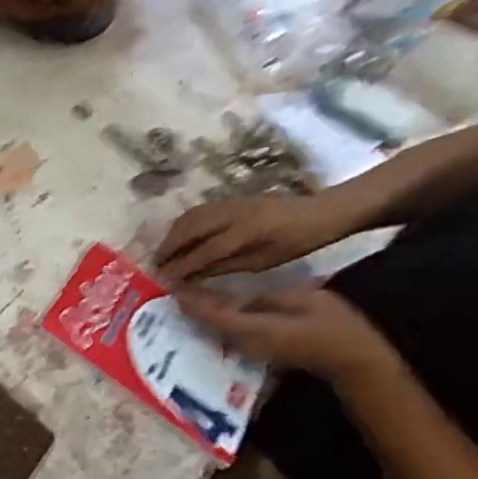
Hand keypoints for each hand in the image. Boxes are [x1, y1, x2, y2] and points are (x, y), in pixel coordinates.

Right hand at [155, 193, 358, 281]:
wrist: (322, 211)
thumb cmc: (297, 243)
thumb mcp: (264, 262)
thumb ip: (225, 266)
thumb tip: (193, 277)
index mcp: (246, 232)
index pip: (204, 251)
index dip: (182, 266)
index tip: (165, 279)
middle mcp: (233, 214)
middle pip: (189, 229)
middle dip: (169, 248)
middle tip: (155, 265)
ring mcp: (230, 203)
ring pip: (190, 217)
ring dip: (172, 235)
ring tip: (163, 252)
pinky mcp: (230, 199)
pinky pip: (198, 211)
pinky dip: (182, 224)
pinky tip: (178, 236)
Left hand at [176, 285, 401, 382]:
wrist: (354, 358)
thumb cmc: (335, 325)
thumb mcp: (302, 299)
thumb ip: (265, 299)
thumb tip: (239, 299)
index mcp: (253, 329)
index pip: (211, 314)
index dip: (190, 299)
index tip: (171, 283)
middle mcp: (243, 342)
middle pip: (206, 322)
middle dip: (188, 304)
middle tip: (170, 282)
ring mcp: (249, 347)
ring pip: (214, 326)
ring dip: (199, 310)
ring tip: (183, 289)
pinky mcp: (256, 347)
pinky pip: (227, 329)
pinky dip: (215, 315)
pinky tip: (210, 301)